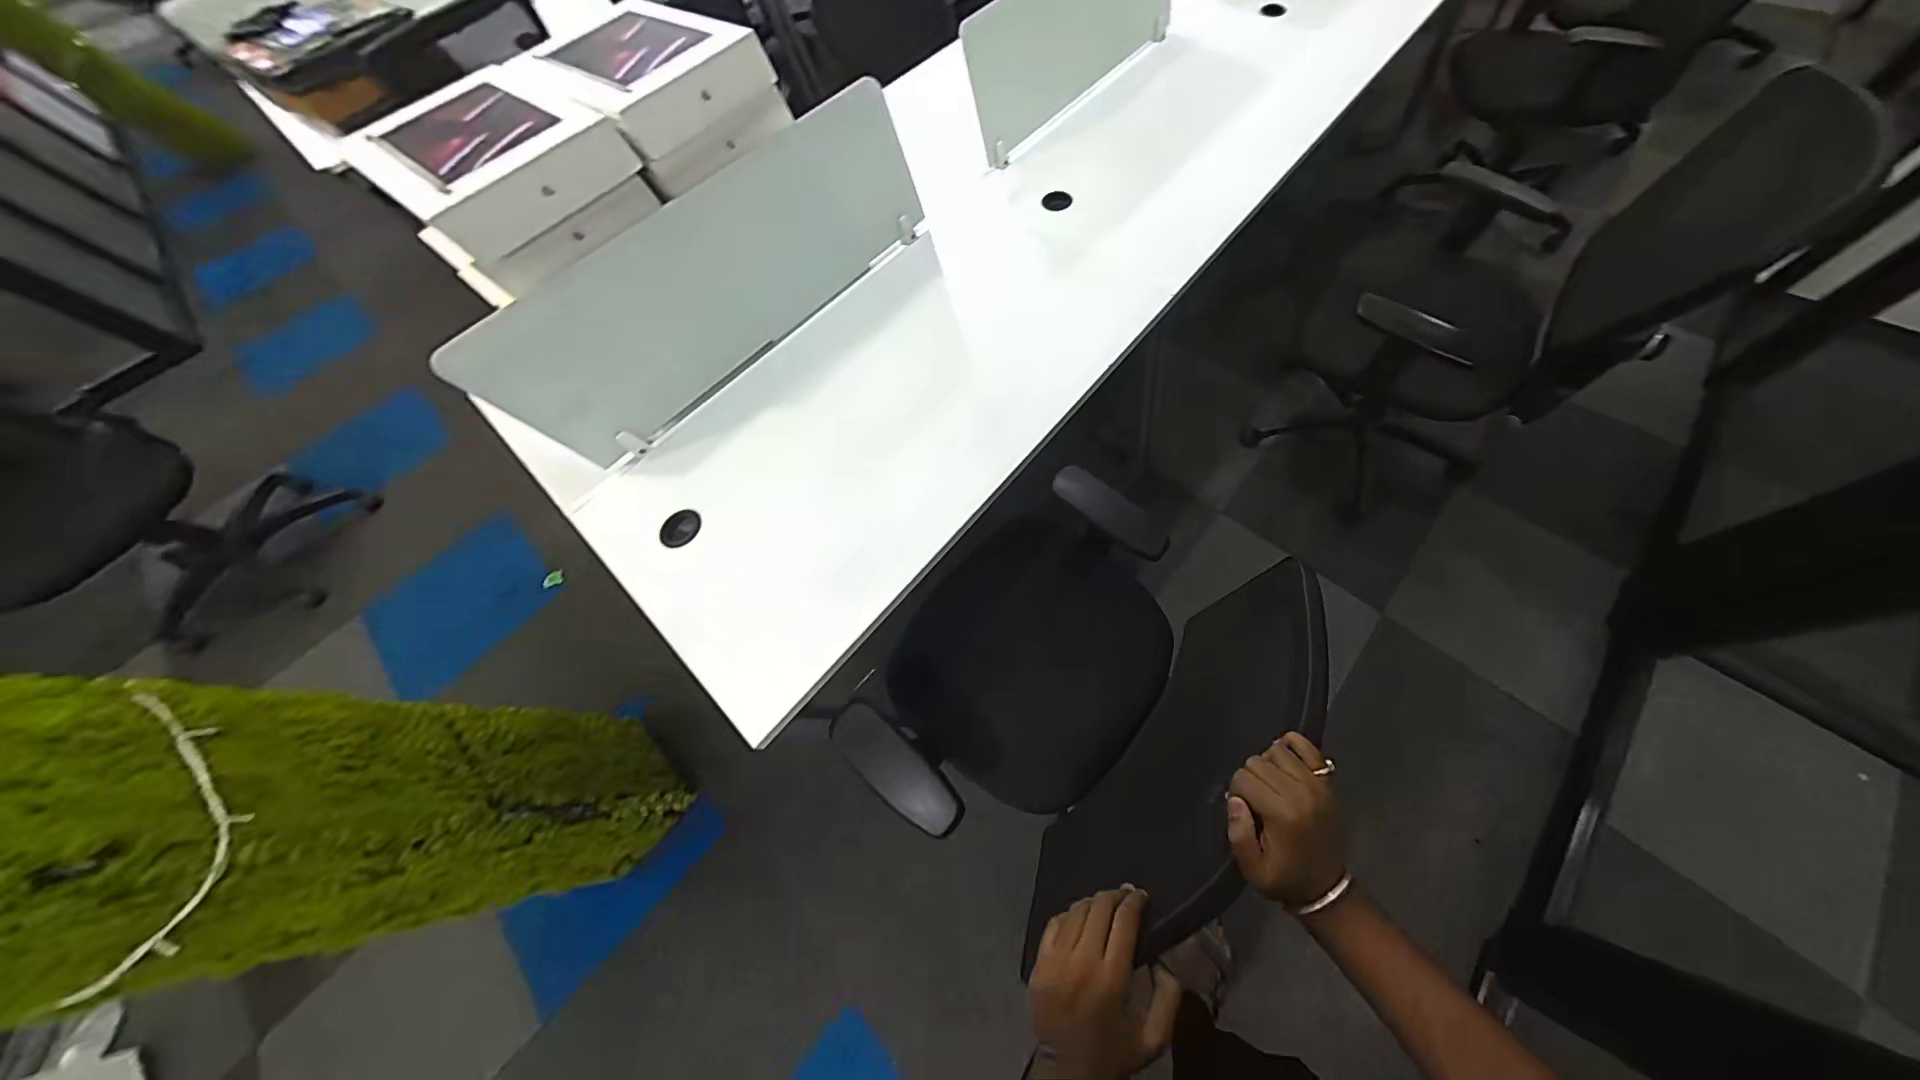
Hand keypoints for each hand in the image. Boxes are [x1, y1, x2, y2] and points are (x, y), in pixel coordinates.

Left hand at [1030, 886, 1180, 1079]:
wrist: (1067, 1072)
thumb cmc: (1112, 1054)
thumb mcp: (1153, 1039)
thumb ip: (1169, 1001)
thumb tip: (1165, 966)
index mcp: (1111, 979)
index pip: (1123, 921)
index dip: (1134, 902)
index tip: (1141, 895)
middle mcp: (1081, 962)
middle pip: (1098, 908)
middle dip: (1115, 895)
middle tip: (1125, 894)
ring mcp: (1056, 960)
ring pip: (1075, 911)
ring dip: (1092, 901)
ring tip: (1104, 903)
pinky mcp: (1039, 963)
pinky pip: (1053, 923)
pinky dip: (1069, 914)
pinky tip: (1079, 916)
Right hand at [1226, 732, 1346, 910]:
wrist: (1326, 888)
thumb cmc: (1286, 878)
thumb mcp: (1253, 869)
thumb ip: (1238, 834)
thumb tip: (1234, 800)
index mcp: (1282, 814)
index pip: (1243, 779)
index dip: (1236, 792)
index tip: (1244, 811)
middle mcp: (1302, 793)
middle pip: (1258, 762)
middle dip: (1249, 778)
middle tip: (1255, 801)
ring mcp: (1318, 785)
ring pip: (1278, 751)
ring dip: (1267, 763)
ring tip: (1269, 785)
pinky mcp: (1328, 783)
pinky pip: (1307, 747)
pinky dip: (1292, 746)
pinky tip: (1284, 762)